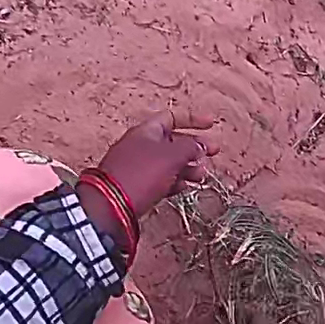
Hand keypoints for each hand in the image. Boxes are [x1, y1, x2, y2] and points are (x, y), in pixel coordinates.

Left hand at [92, 110, 217, 216]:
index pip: (172, 118)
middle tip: (213, 154)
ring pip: (168, 162)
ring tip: (201, 176)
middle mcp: (141, 146)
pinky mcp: (137, 186)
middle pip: (173, 141)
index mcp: (146, 131)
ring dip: (188, 167)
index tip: (212, 124)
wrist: (111, 205)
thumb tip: (201, 145)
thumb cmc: (141, 173)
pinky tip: (184, 187)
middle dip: (194, 147)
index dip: (193, 119)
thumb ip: (190, 147)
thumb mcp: (171, 156)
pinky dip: (174, 181)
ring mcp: (138, 166)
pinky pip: (160, 179)